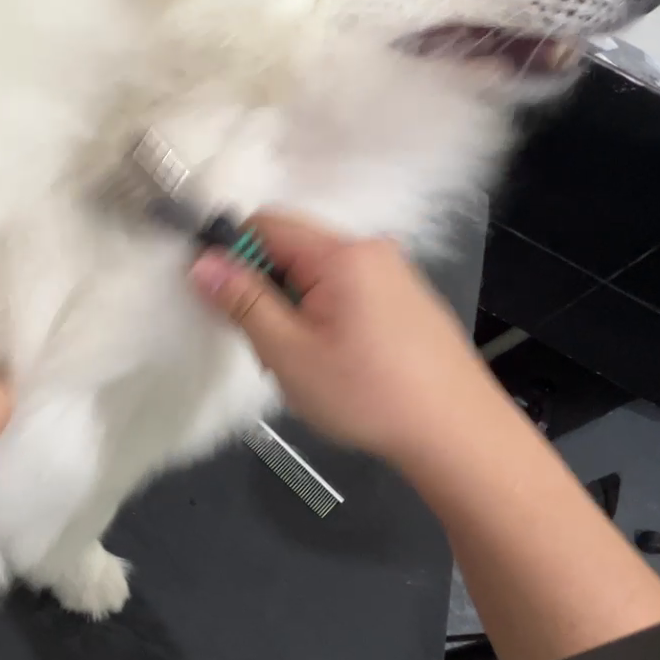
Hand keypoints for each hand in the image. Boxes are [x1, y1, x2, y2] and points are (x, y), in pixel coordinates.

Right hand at [189, 213, 505, 463]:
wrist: (458, 435)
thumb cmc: (366, 394)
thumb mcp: (288, 352)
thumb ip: (242, 302)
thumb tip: (201, 262)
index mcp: (341, 255)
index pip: (264, 224)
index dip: (231, 255)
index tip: (221, 301)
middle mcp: (370, 251)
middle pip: (290, 250)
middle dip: (263, 291)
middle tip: (266, 346)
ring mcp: (393, 275)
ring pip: (314, 276)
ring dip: (291, 310)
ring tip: (300, 363)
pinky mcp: (405, 301)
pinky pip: (343, 293)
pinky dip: (321, 318)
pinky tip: (333, 363)